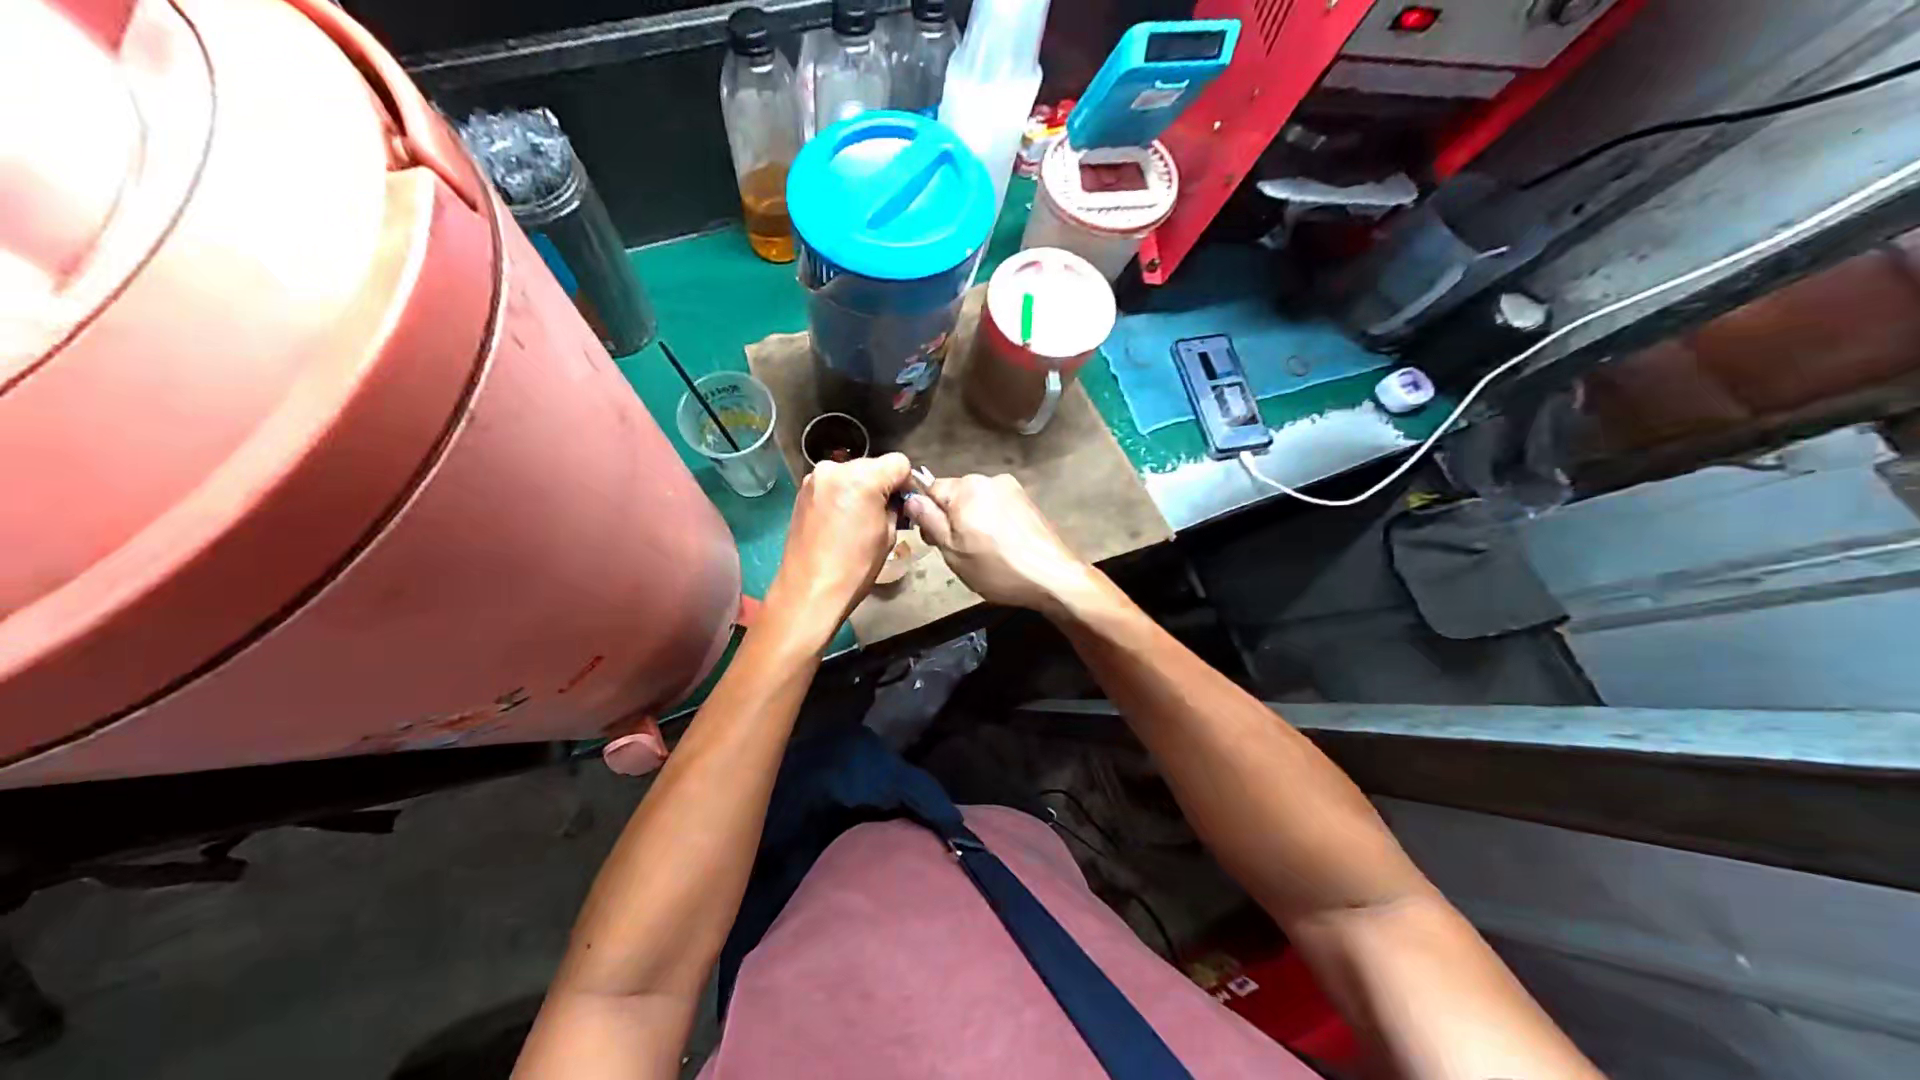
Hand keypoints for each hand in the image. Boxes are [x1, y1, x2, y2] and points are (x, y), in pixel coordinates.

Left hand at [765, 453, 911, 641]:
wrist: (809, 590)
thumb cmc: (854, 568)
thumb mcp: (887, 536)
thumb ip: (893, 507)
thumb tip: (893, 500)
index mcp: (861, 478)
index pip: (898, 462)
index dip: (906, 482)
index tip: (904, 502)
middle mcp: (834, 470)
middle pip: (873, 465)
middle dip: (882, 484)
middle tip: (884, 513)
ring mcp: (814, 479)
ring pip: (851, 474)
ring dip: (860, 489)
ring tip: (860, 520)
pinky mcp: (802, 492)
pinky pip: (833, 484)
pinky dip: (842, 496)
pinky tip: (842, 522)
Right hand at [903, 473, 1098, 614]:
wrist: (1053, 577)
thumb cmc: (997, 568)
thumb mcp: (953, 551)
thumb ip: (929, 521)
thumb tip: (911, 498)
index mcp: (966, 487)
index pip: (930, 488)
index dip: (926, 513)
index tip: (933, 539)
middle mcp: (989, 479)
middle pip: (956, 494)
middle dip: (952, 517)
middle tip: (959, 550)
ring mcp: (1012, 489)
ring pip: (977, 501)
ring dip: (973, 520)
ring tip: (983, 551)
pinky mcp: (1028, 502)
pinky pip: (998, 507)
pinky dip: (993, 523)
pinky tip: (1002, 546)